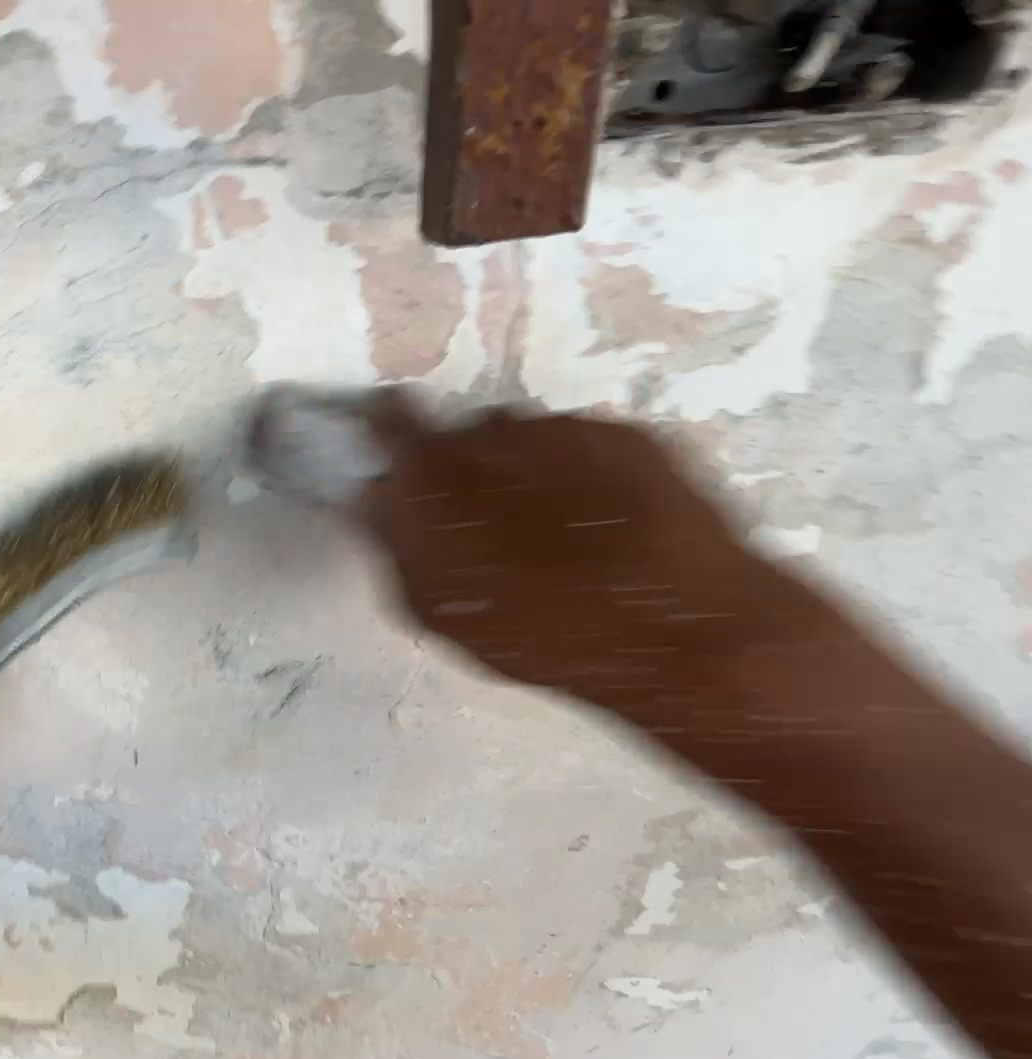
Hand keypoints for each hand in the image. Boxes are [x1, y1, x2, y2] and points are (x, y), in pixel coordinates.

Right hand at [249, 386, 838, 711]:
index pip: (388, 418)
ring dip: (520, 467)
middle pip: (459, 433)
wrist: (687, 637)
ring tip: (550, 528)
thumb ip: (393, 543)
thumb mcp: (436, 609)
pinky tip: (601, 522)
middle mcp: (496, 433)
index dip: (382, 429)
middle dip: (461, 465)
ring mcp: (567, 428)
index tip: (390, 455)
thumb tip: (372, 496)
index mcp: (438, 471)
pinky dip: (576, 471)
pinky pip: (581, 443)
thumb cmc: (539, 633)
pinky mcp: (632, 435)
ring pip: (522, 438)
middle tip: (481, 520)